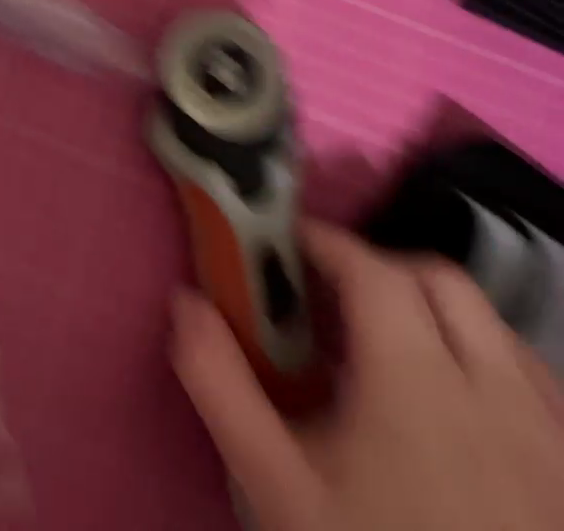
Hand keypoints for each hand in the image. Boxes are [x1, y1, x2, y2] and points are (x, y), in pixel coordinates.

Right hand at [172, 220, 563, 530]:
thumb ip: (218, 381)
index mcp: (419, 386)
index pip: (379, 275)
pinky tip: (438, 392)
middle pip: (444, 281)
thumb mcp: (269, 474)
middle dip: (376, 264)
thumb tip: (186, 302)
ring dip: (429, 306)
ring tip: (375, 336)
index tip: (281, 239)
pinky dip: (475, 350)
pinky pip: (529, 372)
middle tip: (319, 283)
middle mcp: (499, 392)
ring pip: (494, 323)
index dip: (326, 242)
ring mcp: (549, 428)